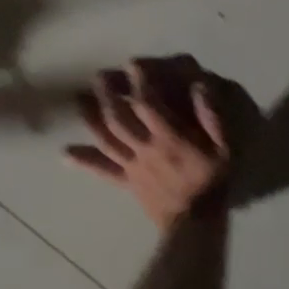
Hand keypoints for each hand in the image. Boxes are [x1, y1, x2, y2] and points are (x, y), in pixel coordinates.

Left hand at [65, 56, 245, 229]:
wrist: (196, 225)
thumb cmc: (211, 182)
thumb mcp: (223, 148)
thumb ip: (212, 116)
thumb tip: (198, 86)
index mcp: (168, 137)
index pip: (149, 104)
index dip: (139, 82)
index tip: (131, 63)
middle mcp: (144, 147)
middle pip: (119, 117)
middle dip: (107, 94)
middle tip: (99, 75)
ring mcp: (131, 165)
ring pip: (106, 138)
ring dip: (90, 117)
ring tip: (78, 98)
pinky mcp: (125, 181)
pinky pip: (103, 171)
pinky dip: (85, 161)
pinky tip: (65, 154)